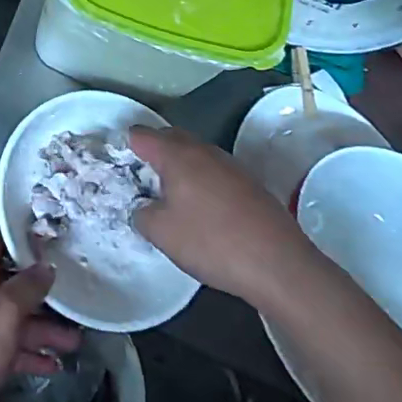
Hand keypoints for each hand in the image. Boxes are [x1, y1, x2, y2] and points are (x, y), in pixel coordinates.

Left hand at [0, 232, 81, 401]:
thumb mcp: (4, 310)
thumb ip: (27, 286)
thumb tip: (46, 265)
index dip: (18, 238)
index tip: (49, 240)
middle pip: (11, 285)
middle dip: (42, 293)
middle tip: (75, 297)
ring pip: (15, 321)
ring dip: (44, 329)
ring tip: (77, 341)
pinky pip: (11, 350)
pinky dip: (32, 355)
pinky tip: (55, 366)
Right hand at [127, 126, 320, 306]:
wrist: (282, 267)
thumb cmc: (212, 242)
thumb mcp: (160, 232)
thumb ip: (140, 213)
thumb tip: (144, 207)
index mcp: (177, 155)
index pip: (141, 134)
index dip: (125, 146)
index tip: (119, 167)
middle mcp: (204, 151)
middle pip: (170, 137)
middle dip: (153, 152)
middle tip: (141, 180)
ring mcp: (231, 166)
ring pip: (195, 154)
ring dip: (180, 166)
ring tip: (171, 196)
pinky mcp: (251, 184)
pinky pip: (215, 171)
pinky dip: (202, 181)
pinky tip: (203, 210)